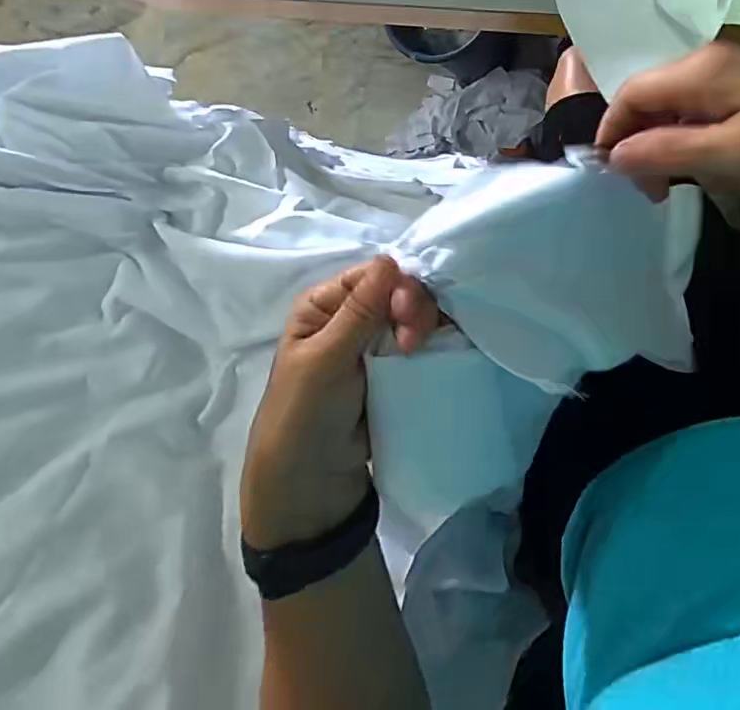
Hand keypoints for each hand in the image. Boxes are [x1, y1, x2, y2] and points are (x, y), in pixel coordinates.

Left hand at [240, 257, 442, 549]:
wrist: (314, 480)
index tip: (404, 316)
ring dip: (426, 324)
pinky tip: (435, 351)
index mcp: (326, 303)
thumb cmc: (303, 414)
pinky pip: (427, 338)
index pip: (375, 274)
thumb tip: (390, 259)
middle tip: (412, 341)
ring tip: (417, 351)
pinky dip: (436, 340)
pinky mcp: (400, 364)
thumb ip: (359, 312)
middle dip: (415, 307)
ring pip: (419, 312)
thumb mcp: (325, 360)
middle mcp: (354, 314)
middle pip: (402, 289)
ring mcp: (379, 340)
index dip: (398, 286)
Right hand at [594, 44, 739, 196]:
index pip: (631, 93)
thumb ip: (669, 150)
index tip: (617, 177)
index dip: (614, 133)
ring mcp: (736, 73)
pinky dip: (709, 146)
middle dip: (649, 147)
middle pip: (655, 101)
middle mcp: (711, 62)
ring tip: (706, 186)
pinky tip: (732, 173)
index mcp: (701, 70)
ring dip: (682, 151)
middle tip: (661, 192)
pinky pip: (712, 115)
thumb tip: (614, 154)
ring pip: (683, 112)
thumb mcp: (733, 154)